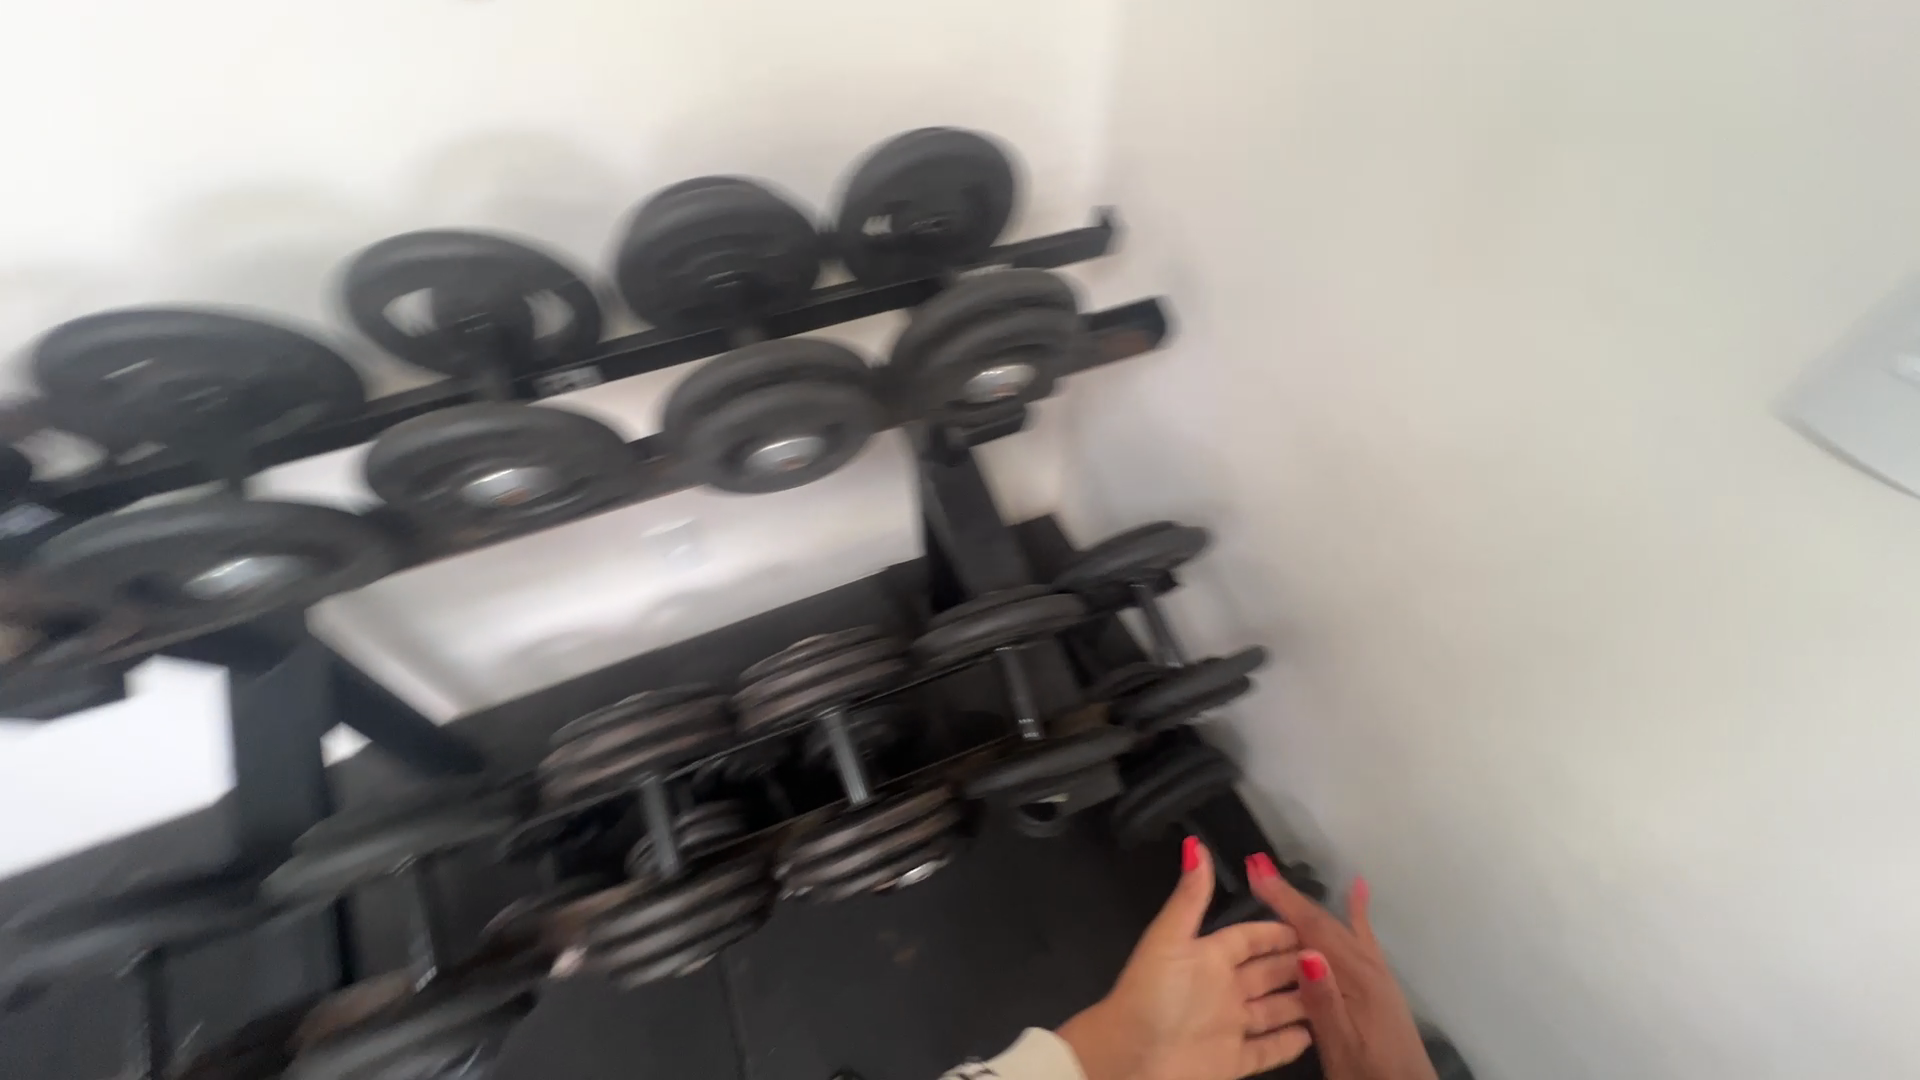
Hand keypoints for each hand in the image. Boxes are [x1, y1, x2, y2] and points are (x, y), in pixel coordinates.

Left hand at [1058, 838, 1312, 1079]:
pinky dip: (1288, 1043)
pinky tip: (1313, 1036)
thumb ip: (1191, 896)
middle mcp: (1222, 988)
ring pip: (1273, 1009)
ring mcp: (1229, 1025)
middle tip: (1334, 958)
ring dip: (1300, 1001)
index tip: (1308, 922)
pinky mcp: (1234, 1061)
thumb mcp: (1170, 937)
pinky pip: (1267, 1050)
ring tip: (1335, 993)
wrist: (1133, 1056)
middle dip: (1295, 963)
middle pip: (1266, 971)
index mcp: (1208, 955)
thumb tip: (1195, 844)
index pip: (1248, 937)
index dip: (1275, 930)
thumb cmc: (1152, 993)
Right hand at [1245, 856, 1437, 1079]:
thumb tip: (1306, 952)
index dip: (1283, 899)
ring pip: (1337, 928)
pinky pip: (1363, 938)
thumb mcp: (1342, 1049)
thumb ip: (1324, 1001)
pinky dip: (1357, 911)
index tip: (1254, 871)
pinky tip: (1357, 888)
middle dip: (1289, 895)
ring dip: (1306, 903)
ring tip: (1277, 881)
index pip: (1313, 929)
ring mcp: (1377, 974)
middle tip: (1255, 870)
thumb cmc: (1371, 1079)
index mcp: (1356, 981)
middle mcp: (1368, 968)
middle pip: (1324, 922)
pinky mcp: (1380, 984)